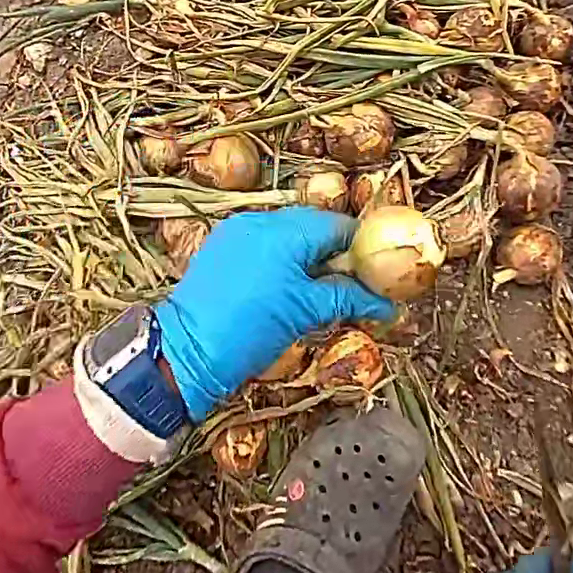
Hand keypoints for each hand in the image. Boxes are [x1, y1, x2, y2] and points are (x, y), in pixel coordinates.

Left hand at [156, 207, 394, 420]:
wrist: (186, 353)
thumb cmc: (252, 331)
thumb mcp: (307, 312)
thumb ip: (349, 297)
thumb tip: (387, 303)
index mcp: (286, 231)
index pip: (339, 225)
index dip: (360, 247)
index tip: (372, 271)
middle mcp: (263, 218)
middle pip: (315, 225)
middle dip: (334, 251)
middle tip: (347, 282)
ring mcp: (240, 228)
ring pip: (290, 231)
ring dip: (308, 253)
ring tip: (315, 286)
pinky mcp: (223, 241)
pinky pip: (265, 239)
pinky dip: (282, 255)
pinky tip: (285, 282)